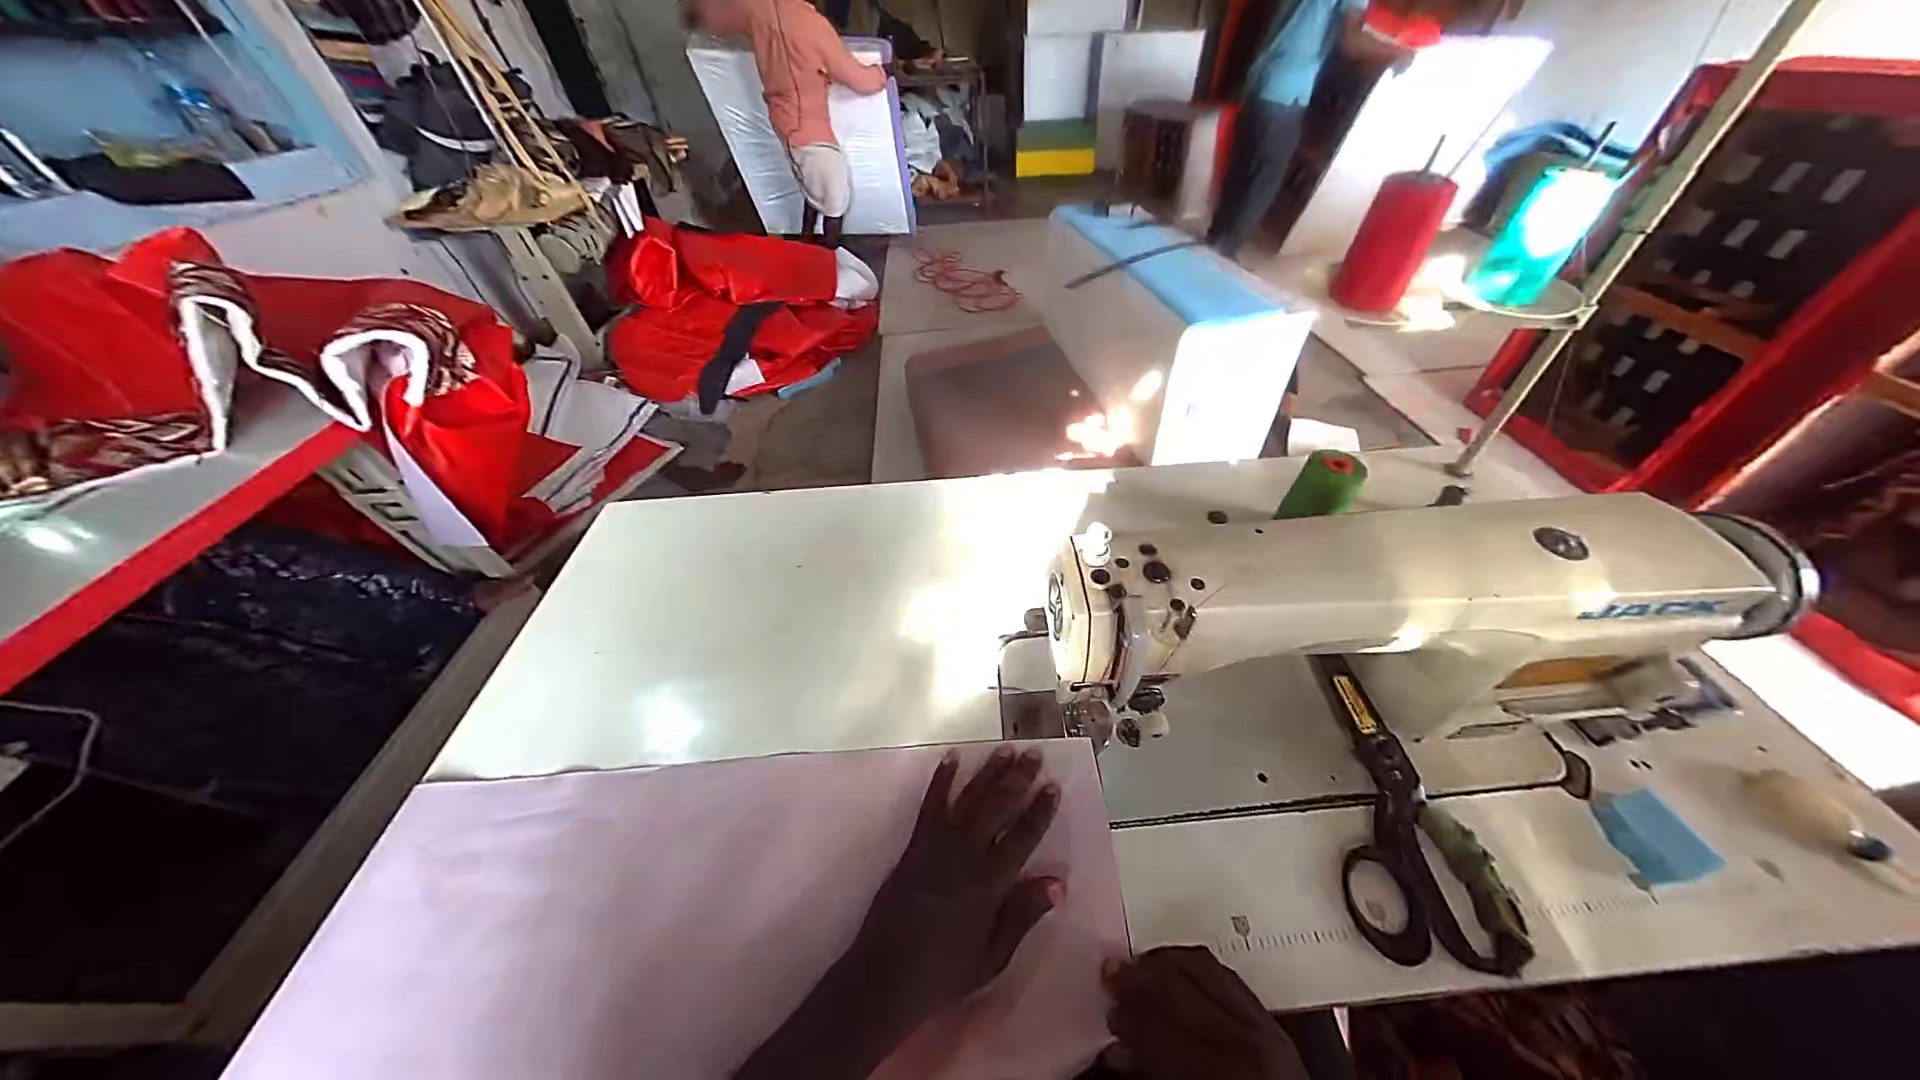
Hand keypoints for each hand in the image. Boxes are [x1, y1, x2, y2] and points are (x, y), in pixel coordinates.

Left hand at [734, 746, 1061, 1078]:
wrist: (884, 976)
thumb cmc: (944, 973)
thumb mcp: (992, 957)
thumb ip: (1023, 915)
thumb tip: (1058, 882)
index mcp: (987, 886)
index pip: (1021, 838)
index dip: (1039, 811)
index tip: (1053, 786)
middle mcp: (963, 857)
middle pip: (996, 809)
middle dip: (1017, 779)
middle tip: (1035, 754)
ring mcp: (935, 847)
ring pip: (967, 800)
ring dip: (987, 773)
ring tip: (1005, 750)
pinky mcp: (913, 845)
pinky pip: (930, 805)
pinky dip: (941, 780)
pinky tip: (952, 757)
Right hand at [1105, 946, 1307, 1079]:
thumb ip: (1150, 1075)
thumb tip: (1118, 1049)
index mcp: (1219, 1075)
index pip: (1155, 1027)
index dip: (1124, 1017)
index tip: (1110, 1013)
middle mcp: (1243, 1045)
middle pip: (1173, 985)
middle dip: (1135, 978)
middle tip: (1113, 978)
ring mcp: (1263, 1030)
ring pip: (1199, 966)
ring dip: (1162, 962)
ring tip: (1140, 968)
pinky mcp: (1272, 1024)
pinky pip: (1225, 973)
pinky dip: (1195, 965)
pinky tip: (1177, 970)